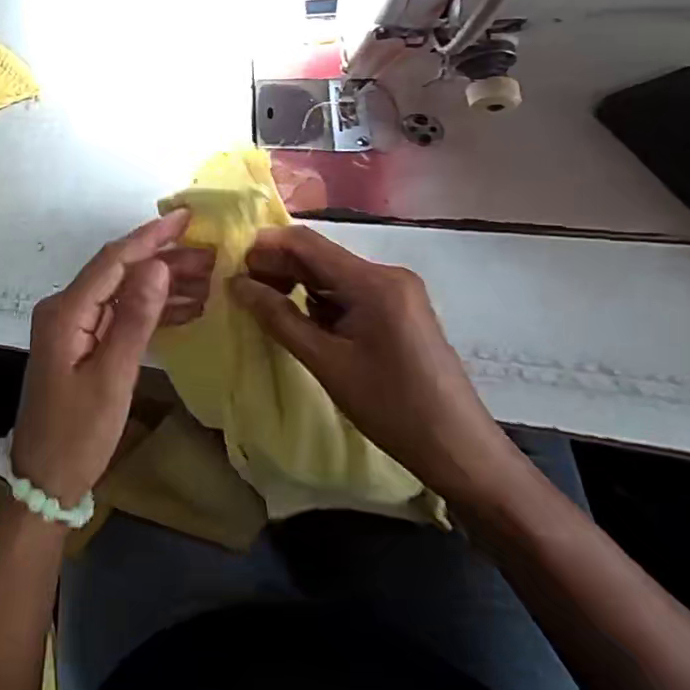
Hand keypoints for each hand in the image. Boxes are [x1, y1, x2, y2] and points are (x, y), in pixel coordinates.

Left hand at [12, 211, 211, 506]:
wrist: (45, 481)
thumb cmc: (78, 434)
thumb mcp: (112, 377)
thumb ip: (135, 319)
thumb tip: (159, 266)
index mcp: (66, 312)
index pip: (113, 260)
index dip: (151, 237)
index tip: (187, 217)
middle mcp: (66, 309)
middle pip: (120, 271)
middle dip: (165, 260)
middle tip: (211, 255)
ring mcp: (73, 326)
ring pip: (124, 291)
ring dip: (163, 284)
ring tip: (209, 279)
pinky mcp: (83, 344)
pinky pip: (121, 315)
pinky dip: (153, 310)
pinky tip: (187, 309)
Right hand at [228, 225, 515, 500]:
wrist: (458, 446)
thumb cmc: (390, 406)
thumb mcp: (326, 362)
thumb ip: (279, 318)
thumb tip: (237, 285)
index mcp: (373, 281)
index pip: (307, 243)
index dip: (266, 246)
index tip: (231, 264)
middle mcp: (388, 274)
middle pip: (321, 256)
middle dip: (278, 267)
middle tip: (240, 289)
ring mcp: (398, 291)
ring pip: (334, 275)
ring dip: (298, 285)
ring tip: (264, 306)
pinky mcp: (400, 310)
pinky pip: (351, 293)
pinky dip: (322, 301)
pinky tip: (301, 321)